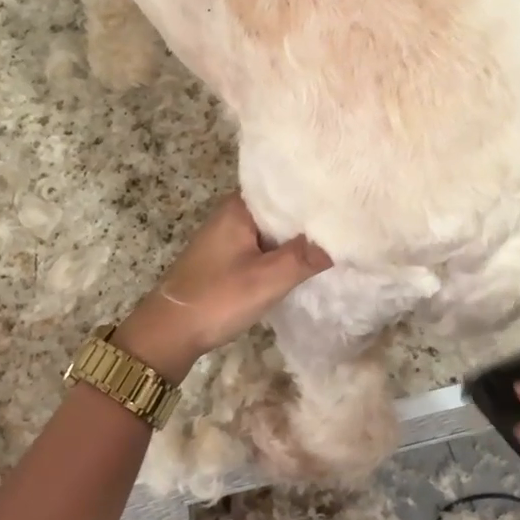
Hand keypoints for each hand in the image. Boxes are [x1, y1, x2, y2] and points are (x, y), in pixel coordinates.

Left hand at [112, 194, 330, 380]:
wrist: (169, 333)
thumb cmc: (217, 298)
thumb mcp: (267, 279)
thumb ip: (305, 256)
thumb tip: (345, 235)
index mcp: (240, 206)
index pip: (285, 186)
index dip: (315, 191)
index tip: (347, 194)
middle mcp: (233, 213)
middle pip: (280, 207)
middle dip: (310, 214)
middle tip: (351, 216)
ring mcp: (229, 236)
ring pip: (272, 229)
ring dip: (297, 235)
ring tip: (338, 234)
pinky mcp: (228, 258)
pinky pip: (263, 245)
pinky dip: (283, 250)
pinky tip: (306, 259)